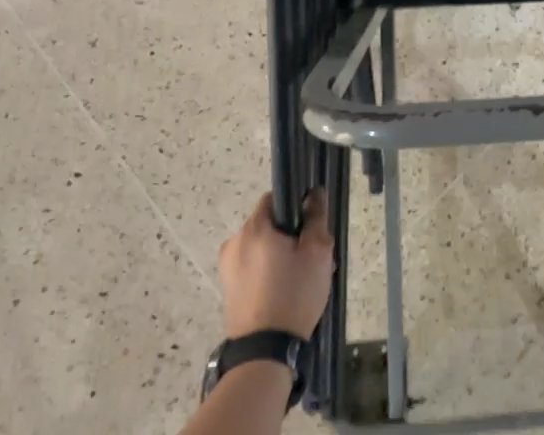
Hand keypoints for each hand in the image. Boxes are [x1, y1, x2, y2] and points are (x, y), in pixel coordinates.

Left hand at [218, 189, 334, 338]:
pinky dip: (267, 272)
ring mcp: (227, 267)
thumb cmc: (294, 295)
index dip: (296, 207)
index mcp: (254, 228)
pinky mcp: (227, 288)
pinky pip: (251, 267)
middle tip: (311, 257)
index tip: (310, 227)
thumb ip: (316, 218)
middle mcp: (234, 242)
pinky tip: (284, 292)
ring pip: (260, 248)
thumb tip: (314, 193)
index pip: (274, 199)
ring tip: (300, 278)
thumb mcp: (317, 253)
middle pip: (267, 225)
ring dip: (278, 255)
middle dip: (289, 235)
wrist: (264, 350)